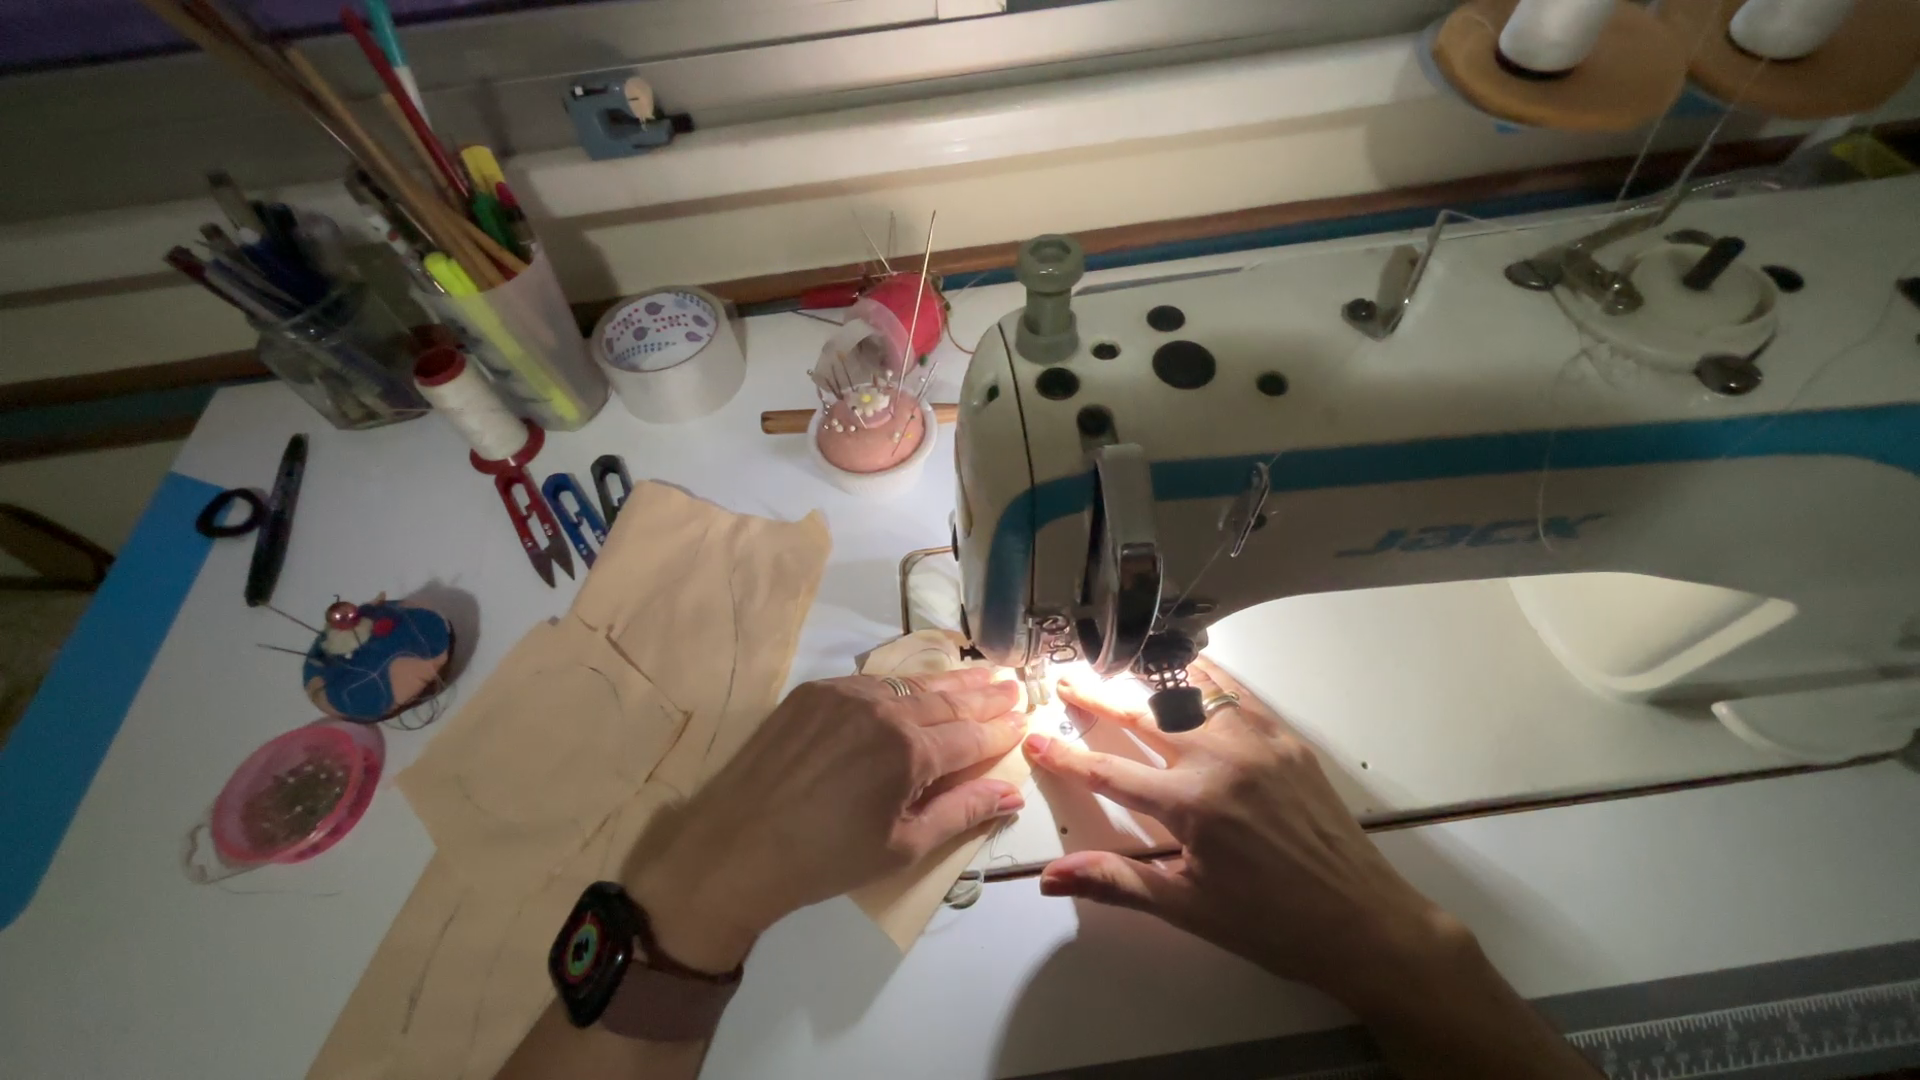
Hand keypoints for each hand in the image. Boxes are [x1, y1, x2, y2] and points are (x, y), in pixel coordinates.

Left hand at [624, 669, 1026, 970]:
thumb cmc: (825, 859)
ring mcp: (846, 693)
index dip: (1000, 729)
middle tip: (1014, 683)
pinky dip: (903, 685)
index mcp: (910, 751)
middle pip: (948, 698)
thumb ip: (961, 812)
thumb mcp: (903, 847)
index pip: (971, 735)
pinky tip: (918, 686)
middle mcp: (884, 709)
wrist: (734, 846)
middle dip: (985, 693)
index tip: (1023, 718)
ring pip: (912, 683)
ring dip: (950, 682)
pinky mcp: (816, 690)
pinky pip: (873, 682)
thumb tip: (1012, 792)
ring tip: (980, 674)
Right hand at [1026, 660, 1469, 1013]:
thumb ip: (1114, 881)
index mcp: (1190, 805)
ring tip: (1115, 663)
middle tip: (1067, 679)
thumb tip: (1049, 878)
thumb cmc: (1269, 922)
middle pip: (1141, 712)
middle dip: (1096, 694)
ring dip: (1145, 675)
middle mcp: (1219, 759)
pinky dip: (1200, 675)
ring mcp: (1256, 740)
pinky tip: (1182, 668)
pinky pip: (1233, 690)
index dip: (1064, 756)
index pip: (1108, 771)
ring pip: (1187, 688)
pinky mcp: (1284, 736)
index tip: (1034, 739)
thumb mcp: (1186, 907)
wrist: (1365, 922)